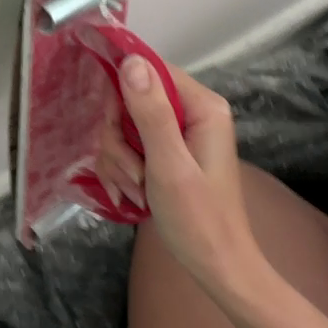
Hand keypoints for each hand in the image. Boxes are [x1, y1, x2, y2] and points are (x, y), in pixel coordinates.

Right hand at [113, 56, 264, 293]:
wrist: (216, 268)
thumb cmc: (199, 220)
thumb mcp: (170, 166)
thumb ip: (150, 112)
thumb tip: (130, 60)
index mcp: (201, 107)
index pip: (148, 69)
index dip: (120, 91)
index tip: (111, 126)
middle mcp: (190, 112)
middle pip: (128, 99)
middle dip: (117, 138)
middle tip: (131, 171)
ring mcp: (176, 132)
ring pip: (120, 124)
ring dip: (117, 158)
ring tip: (135, 188)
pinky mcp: (163, 151)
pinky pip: (124, 144)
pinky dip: (120, 168)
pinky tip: (130, 192)